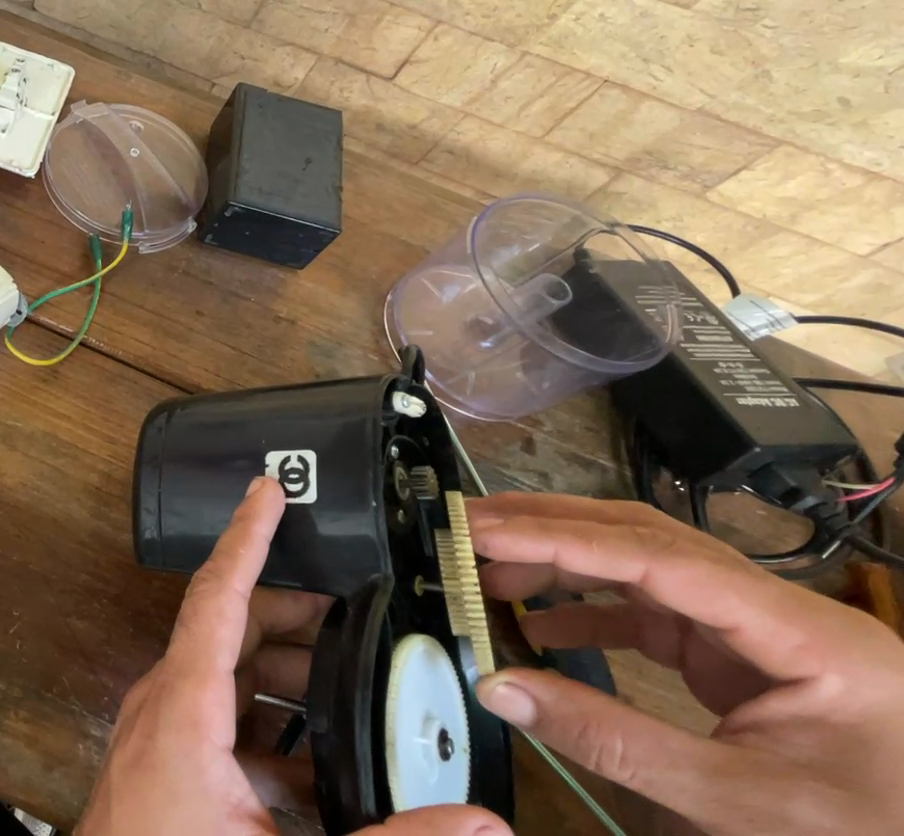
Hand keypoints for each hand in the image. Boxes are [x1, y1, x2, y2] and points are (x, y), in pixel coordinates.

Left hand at [78, 477, 508, 835]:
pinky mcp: (166, 761)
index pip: (218, 595)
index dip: (246, 536)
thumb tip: (481, 821)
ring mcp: (161, 732)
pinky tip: (321, 764)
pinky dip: (270, 723)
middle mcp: (166, 704)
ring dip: (287, 672)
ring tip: (354, 687)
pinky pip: (222, 720)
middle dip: (293, 613)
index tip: (267, 487)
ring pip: (227, 673)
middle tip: (358, 615)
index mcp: (186, 708)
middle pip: (230, 628)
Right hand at [469, 492, 903, 834]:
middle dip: (552, 527)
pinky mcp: (739, 654)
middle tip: (468, 526)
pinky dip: (588, 609)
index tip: (482, 532)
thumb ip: (614, 742)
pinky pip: (650, 611)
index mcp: (805, 634)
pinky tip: (539, 625)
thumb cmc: (873, 835)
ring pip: (643, 564)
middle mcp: (778, 610)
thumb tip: (495, 686)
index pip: (661, 558)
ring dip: (563, 560)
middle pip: (648, 538)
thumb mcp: (744, 803)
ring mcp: (757, 629)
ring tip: (488, 569)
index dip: (564, 540)